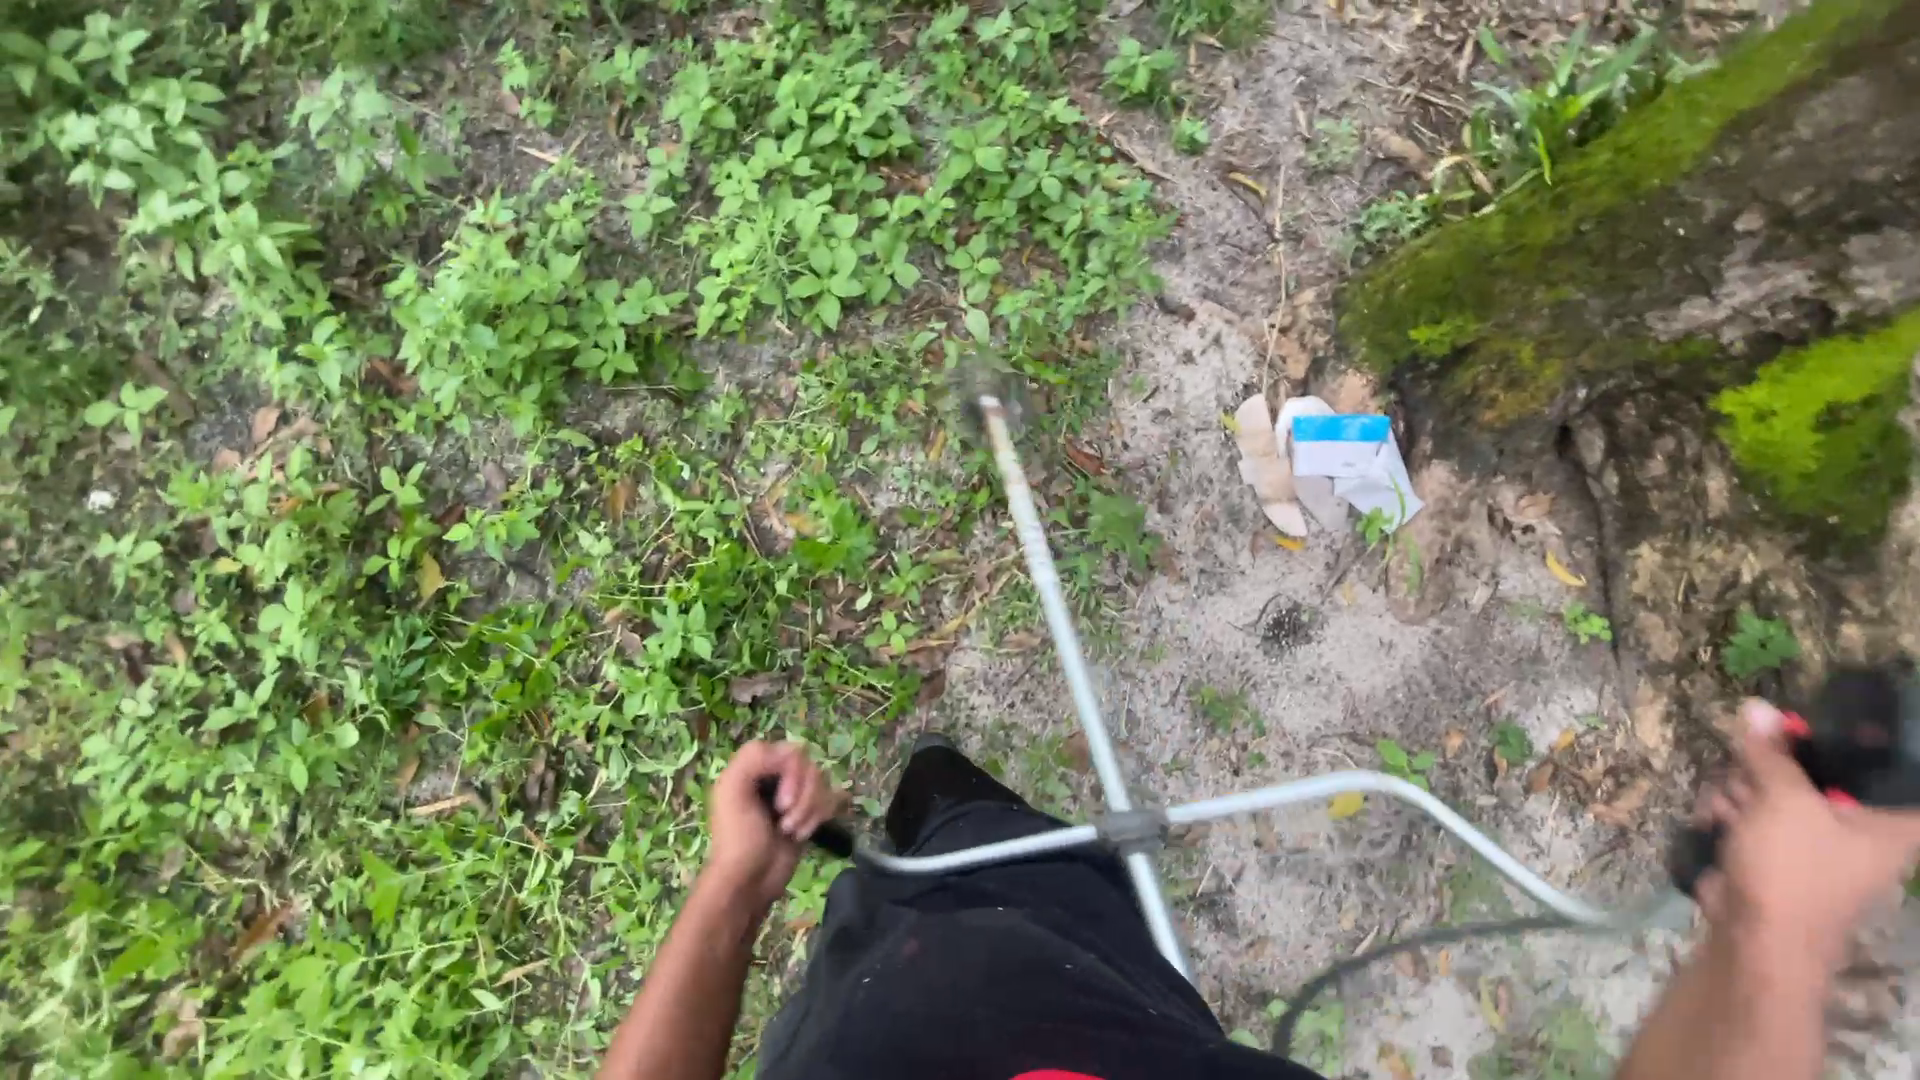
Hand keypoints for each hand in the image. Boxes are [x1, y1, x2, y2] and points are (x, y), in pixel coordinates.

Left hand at [702, 741, 840, 912]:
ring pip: (823, 783)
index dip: (793, 774)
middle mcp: (776, 775)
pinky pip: (832, 798)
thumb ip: (753, 759)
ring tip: (791, 831)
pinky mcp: (809, 812)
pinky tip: (803, 834)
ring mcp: (795, 793)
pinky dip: (820, 816)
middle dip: (803, 797)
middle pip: (811, 766)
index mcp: (756, 765)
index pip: (792, 751)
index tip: (780, 803)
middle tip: (784, 821)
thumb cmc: (737, 839)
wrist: (750, 881)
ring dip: (810, 810)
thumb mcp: (731, 791)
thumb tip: (793, 752)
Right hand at [1694, 699, 1919, 974]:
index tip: (1795, 732)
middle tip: (1748, 781)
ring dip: (1737, 791)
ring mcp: (1812, 837)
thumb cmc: (1792, 869)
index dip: (1836, 742)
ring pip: (1768, 786)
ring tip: (1730, 811)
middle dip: (1763, 770)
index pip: (1877, 763)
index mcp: (1890, 819)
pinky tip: (1719, 823)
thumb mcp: (1781, 801)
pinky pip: (1749, 809)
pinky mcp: (1774, 847)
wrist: (1757, 933)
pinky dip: (1728, 811)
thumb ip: (1770, 754)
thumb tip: (1757, 706)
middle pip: (1807, 770)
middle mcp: (1858, 825)